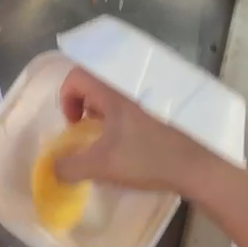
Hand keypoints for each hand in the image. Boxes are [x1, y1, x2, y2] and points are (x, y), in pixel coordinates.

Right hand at [55, 67, 230, 196]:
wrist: (195, 169)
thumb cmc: (146, 159)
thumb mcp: (101, 166)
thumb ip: (69, 167)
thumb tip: (51, 169)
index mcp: (112, 98)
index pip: (77, 77)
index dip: (65, 96)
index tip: (72, 124)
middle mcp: (126, 97)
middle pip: (92, 88)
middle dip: (78, 108)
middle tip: (80, 133)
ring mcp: (142, 110)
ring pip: (108, 103)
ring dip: (96, 120)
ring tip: (98, 145)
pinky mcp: (153, 124)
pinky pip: (123, 117)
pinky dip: (112, 129)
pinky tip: (119, 154)